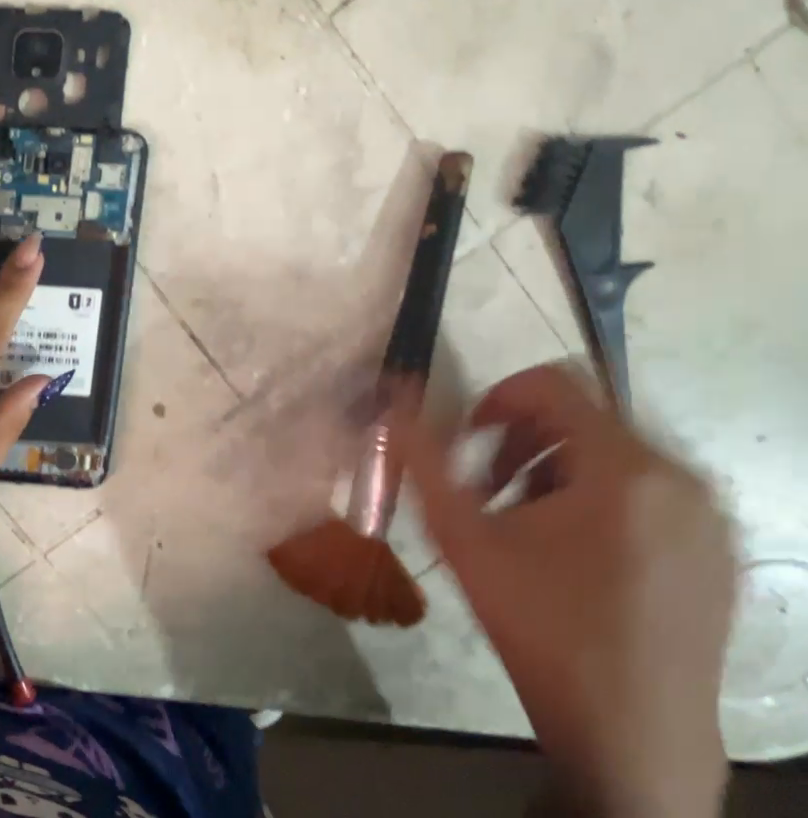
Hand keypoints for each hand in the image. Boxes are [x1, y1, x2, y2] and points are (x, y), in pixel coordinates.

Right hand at [397, 365, 735, 817]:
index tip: (463, 447)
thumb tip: (392, 395)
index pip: (552, 384)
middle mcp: (681, 478)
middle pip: (582, 419)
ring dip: (552, 472)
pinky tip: (568, 556)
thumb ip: (421, 457)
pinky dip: (596, 501)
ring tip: (520, 526)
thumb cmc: (538, 621)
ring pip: (613, 457)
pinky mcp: (717, 550)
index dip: (493, 400)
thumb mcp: (460, 535)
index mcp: (624, 467)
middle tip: (483, 494)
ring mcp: (708, 517)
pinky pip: (647, 493)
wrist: (629, 725)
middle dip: (518, 444)